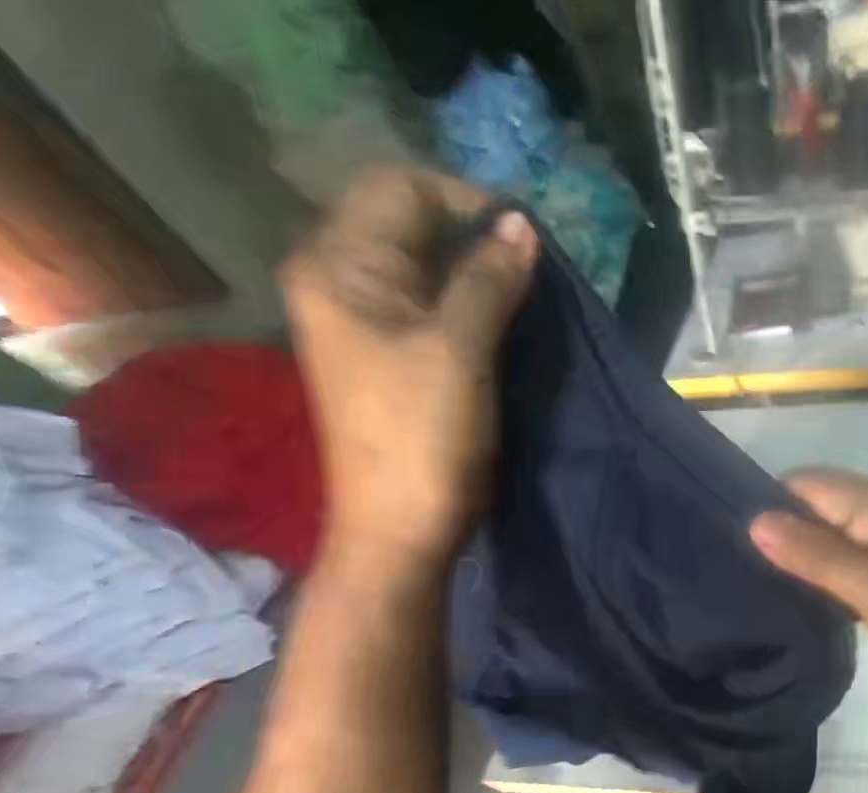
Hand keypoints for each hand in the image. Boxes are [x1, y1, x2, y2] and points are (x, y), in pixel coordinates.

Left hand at [283, 167, 538, 565]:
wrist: (401, 530)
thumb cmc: (423, 438)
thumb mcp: (459, 349)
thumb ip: (489, 279)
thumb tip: (521, 223)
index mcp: (338, 267)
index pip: (400, 188)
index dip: (464, 202)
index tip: (522, 239)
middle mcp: (339, 280)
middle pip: (409, 223)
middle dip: (473, 236)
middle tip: (529, 269)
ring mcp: (363, 319)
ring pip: (424, 265)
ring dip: (476, 271)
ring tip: (523, 294)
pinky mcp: (387, 353)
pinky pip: (428, 303)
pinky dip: (468, 301)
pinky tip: (503, 319)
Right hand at [749, 469, 867, 719]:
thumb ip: (817, 557)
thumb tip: (755, 521)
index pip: (812, 484)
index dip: (772, 504)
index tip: (731, 539)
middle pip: (818, 506)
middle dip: (780, 529)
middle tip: (736, 565)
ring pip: (828, 535)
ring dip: (796, 554)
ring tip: (752, 578)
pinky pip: (843, 560)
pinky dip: (818, 572)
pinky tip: (789, 592)